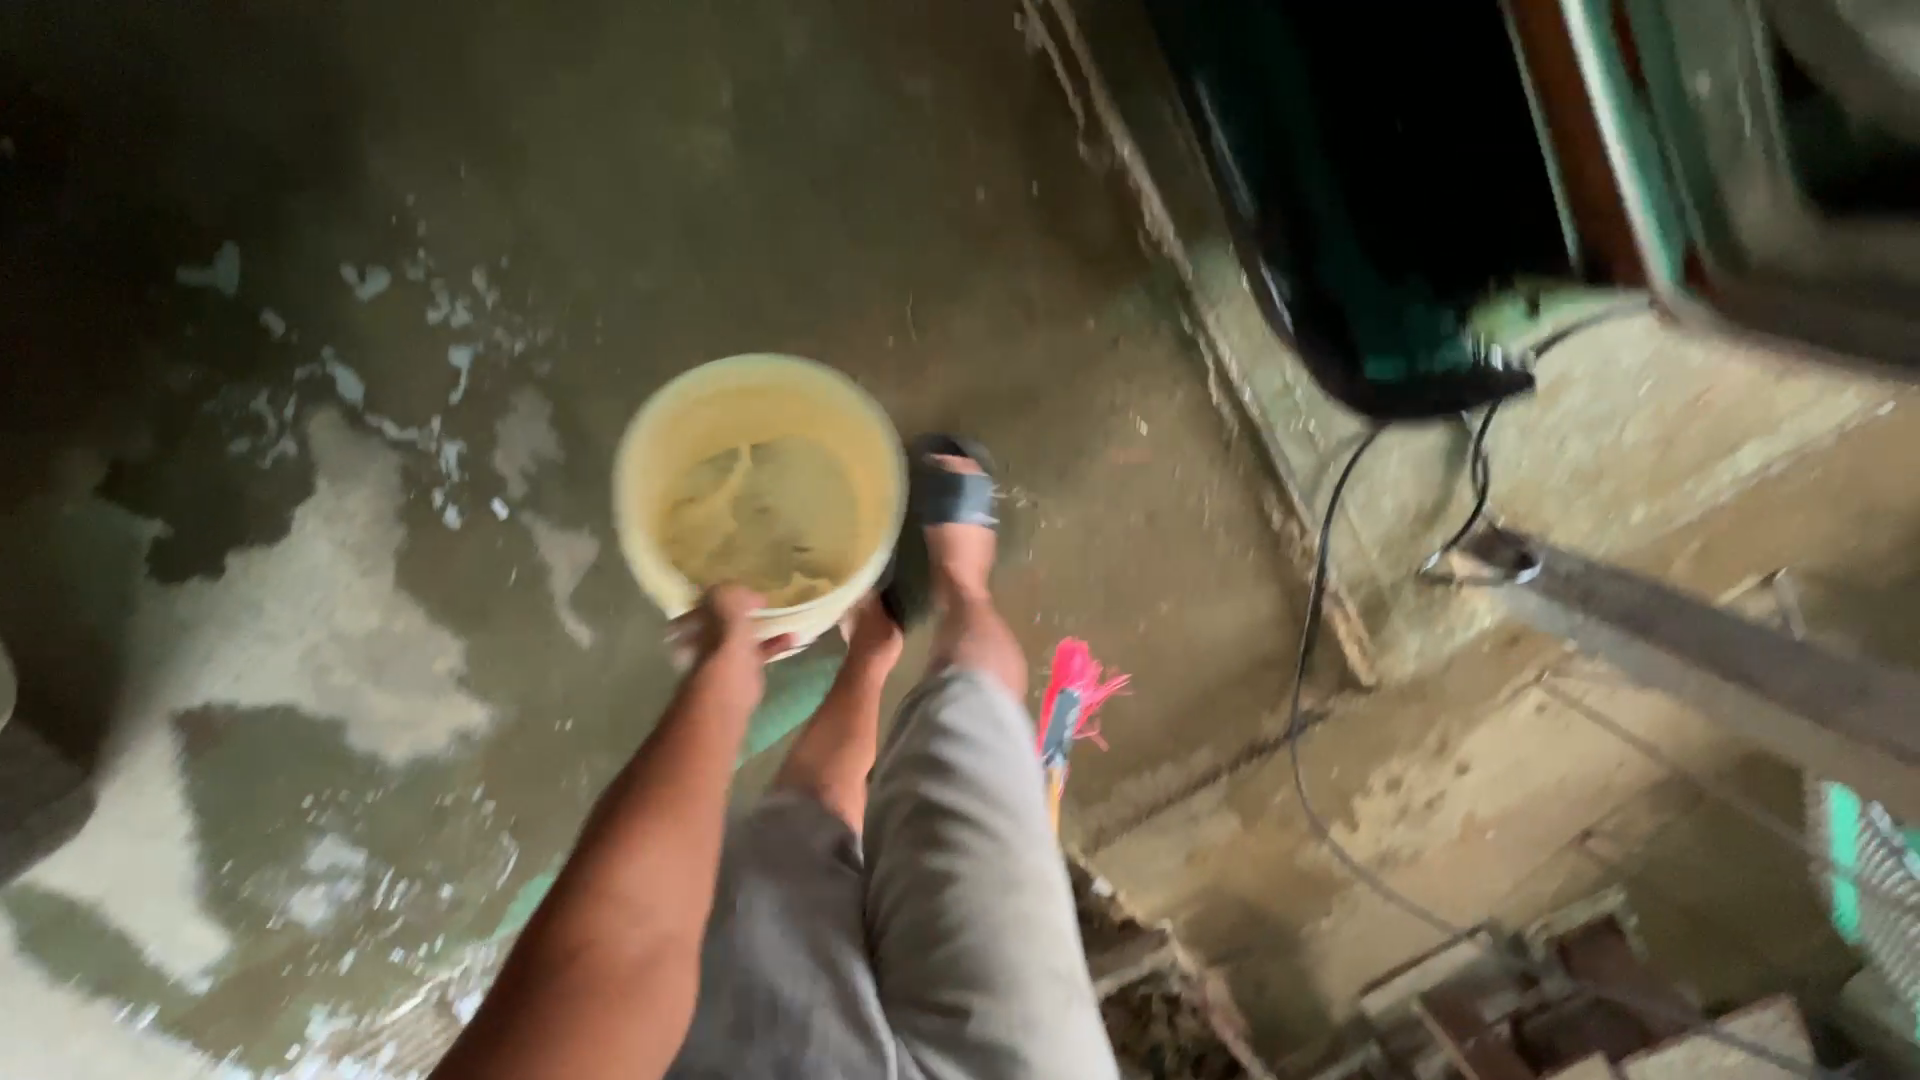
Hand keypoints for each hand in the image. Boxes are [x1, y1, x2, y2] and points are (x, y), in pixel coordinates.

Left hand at [667, 585, 794, 674]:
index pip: (706, 602)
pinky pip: (760, 651)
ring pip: (745, 635)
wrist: (730, 693)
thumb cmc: (723, 649)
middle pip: (725, 619)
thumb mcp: (726, 611)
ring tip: (783, 616)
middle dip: (745, 611)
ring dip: (764, 625)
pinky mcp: (745, 671)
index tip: (743, 588)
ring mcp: (726, 656)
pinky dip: (775, 644)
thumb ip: (730, 595)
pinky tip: (793, 638)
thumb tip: (740, 588)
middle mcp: (706, 638)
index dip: (724, 593)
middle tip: (764, 602)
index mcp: (695, 624)